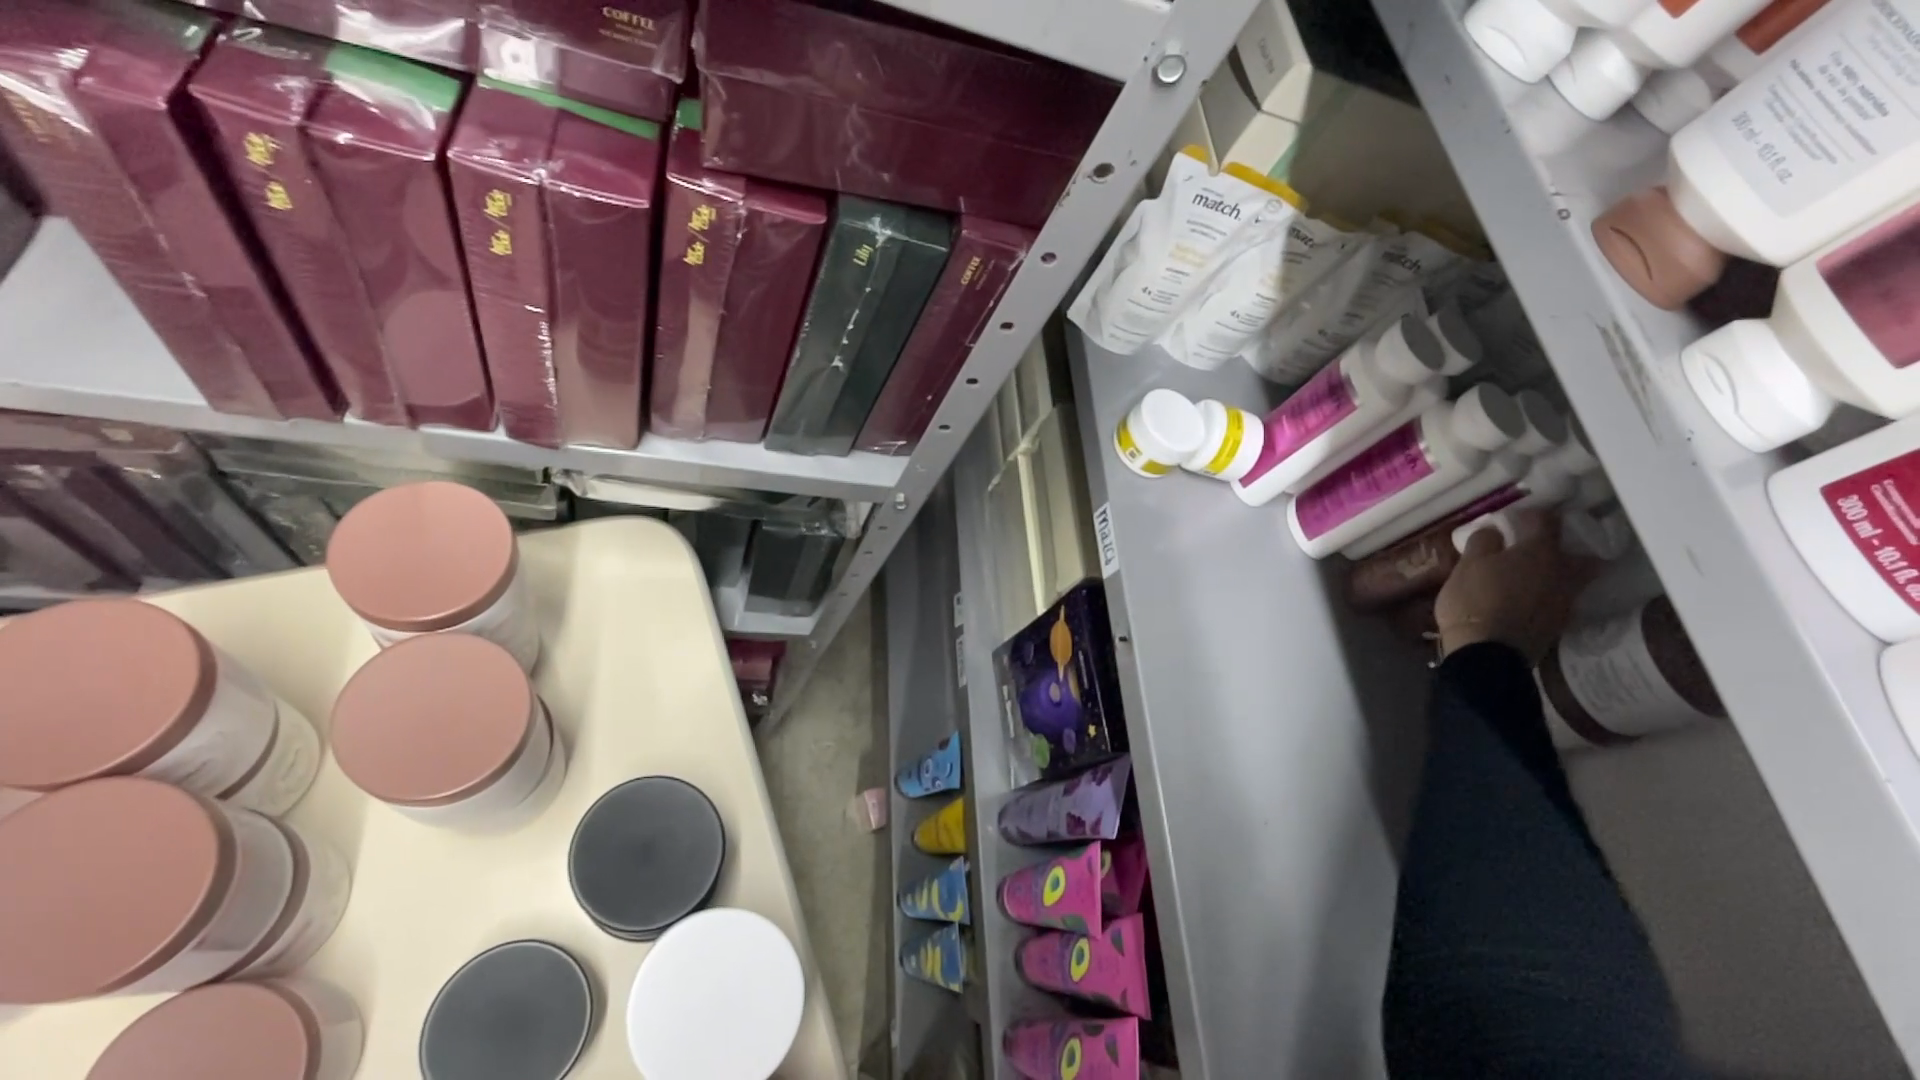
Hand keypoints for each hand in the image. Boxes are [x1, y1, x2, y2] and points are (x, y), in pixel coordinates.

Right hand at [1435, 511, 1597, 662]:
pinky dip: (1550, 596)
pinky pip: (1560, 601)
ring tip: (1539, 575)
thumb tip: (1495, 531)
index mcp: (1539, 551)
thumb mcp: (1467, 565)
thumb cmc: (1473, 602)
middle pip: (1578, 553)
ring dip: (1561, 573)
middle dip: (1566, 546)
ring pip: (1573, 580)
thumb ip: (1483, 542)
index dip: (1531, 514)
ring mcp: (1564, 601)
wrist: (1486, 654)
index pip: (1545, 521)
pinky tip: (1532, 600)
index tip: (1515, 515)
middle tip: (1544, 546)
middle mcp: (1562, 573)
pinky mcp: (1558, 626)